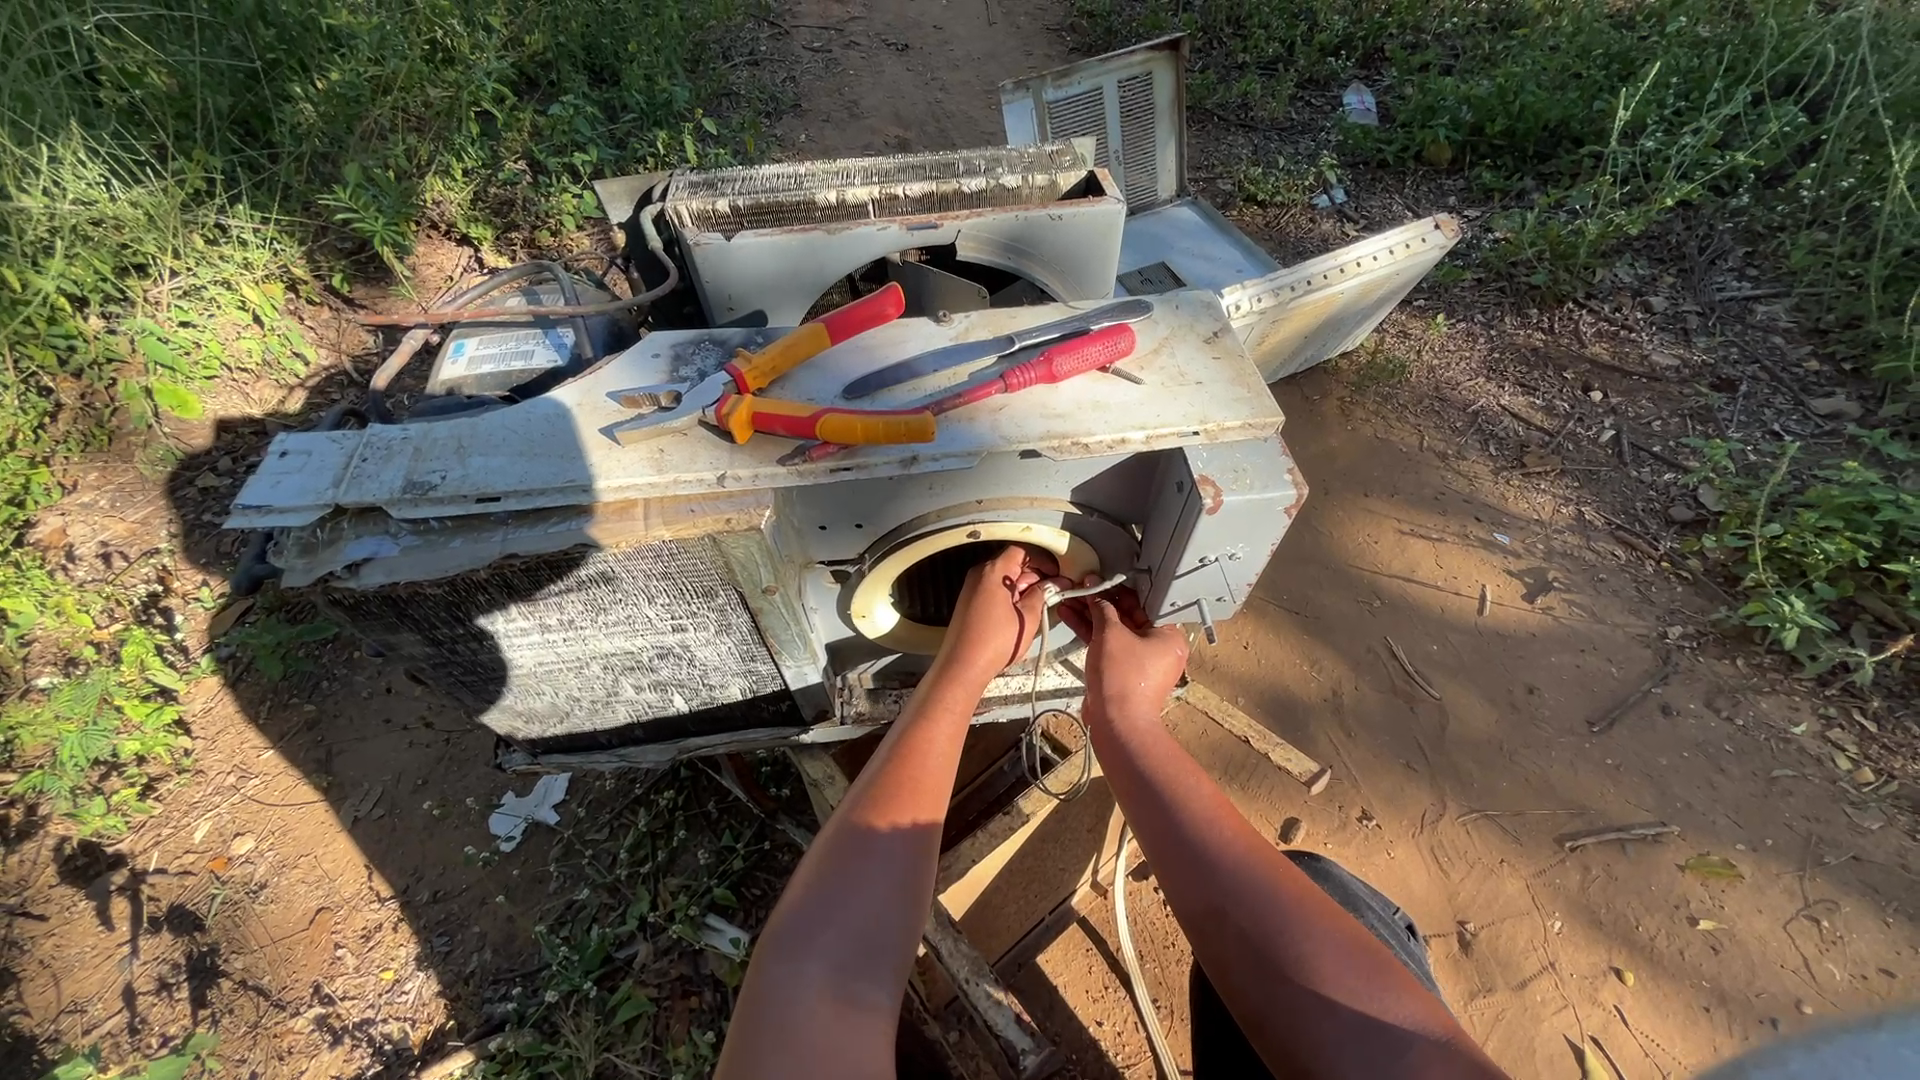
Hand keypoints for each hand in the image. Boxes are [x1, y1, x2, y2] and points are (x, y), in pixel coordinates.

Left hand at [935, 545, 1059, 686]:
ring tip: (1041, 604)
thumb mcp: (1028, 617)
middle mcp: (979, 575)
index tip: (1056, 572)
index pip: (1022, 551)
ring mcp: (972, 588)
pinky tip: (1023, 611)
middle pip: (1012, 563)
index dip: (1043, 559)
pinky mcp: (969, 603)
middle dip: (1035, 574)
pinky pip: (994, 590)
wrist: (963, 667)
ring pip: (1004, 578)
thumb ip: (1042, 595)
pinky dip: (1010, 595)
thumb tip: (1051, 585)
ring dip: (1024, 586)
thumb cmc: (993, 643)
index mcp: (993, 572)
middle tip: (1054, 590)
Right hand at [1053, 576, 1188, 726]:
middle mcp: (1158, 648)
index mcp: (1169, 635)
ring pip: (1114, 631)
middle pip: (1127, 616)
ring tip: (1069, 600)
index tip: (1100, 580)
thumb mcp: (1111, 634)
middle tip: (1081, 587)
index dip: (1120, 589)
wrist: (1116, 723)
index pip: (1144, 602)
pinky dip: (1091, 634)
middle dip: (1100, 602)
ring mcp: (1139, 662)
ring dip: (1091, 616)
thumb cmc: (1123, 678)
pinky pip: (1107, 646)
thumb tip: (1094, 593)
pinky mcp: (1121, 673)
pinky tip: (1070, 617)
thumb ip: (1101, 609)